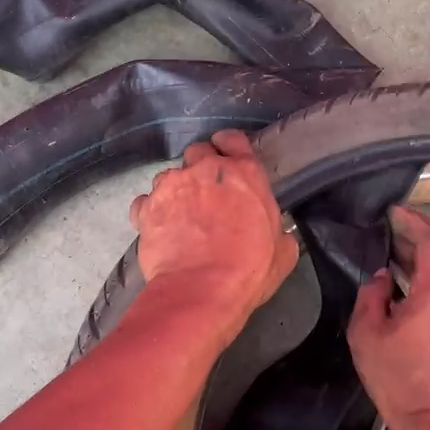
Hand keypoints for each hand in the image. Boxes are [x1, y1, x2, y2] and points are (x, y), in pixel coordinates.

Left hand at [130, 131, 298, 340]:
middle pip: (198, 152)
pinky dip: (152, 211)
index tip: (226, 153)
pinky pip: (146, 201)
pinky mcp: (146, 208)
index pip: (233, 139)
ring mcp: (172, 186)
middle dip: (201, 167)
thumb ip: (278, 230)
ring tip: (182, 215)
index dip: (228, 145)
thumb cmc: (250, 268)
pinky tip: (161, 229)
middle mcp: (206, 170)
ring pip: (170, 176)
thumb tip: (278, 232)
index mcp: (245, 173)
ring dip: (176, 190)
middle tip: (207, 191)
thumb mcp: (283, 250)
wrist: (202, 289)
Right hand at [347, 206, 429, 428]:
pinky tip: (408, 273)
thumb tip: (382, 278)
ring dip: (426, 247)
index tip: (393, 212)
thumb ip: (371, 295)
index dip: (412, 221)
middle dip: (422, 227)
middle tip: (396, 221)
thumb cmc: (394, 374)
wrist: (428, 412)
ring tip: (397, 243)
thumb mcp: (366, 332)